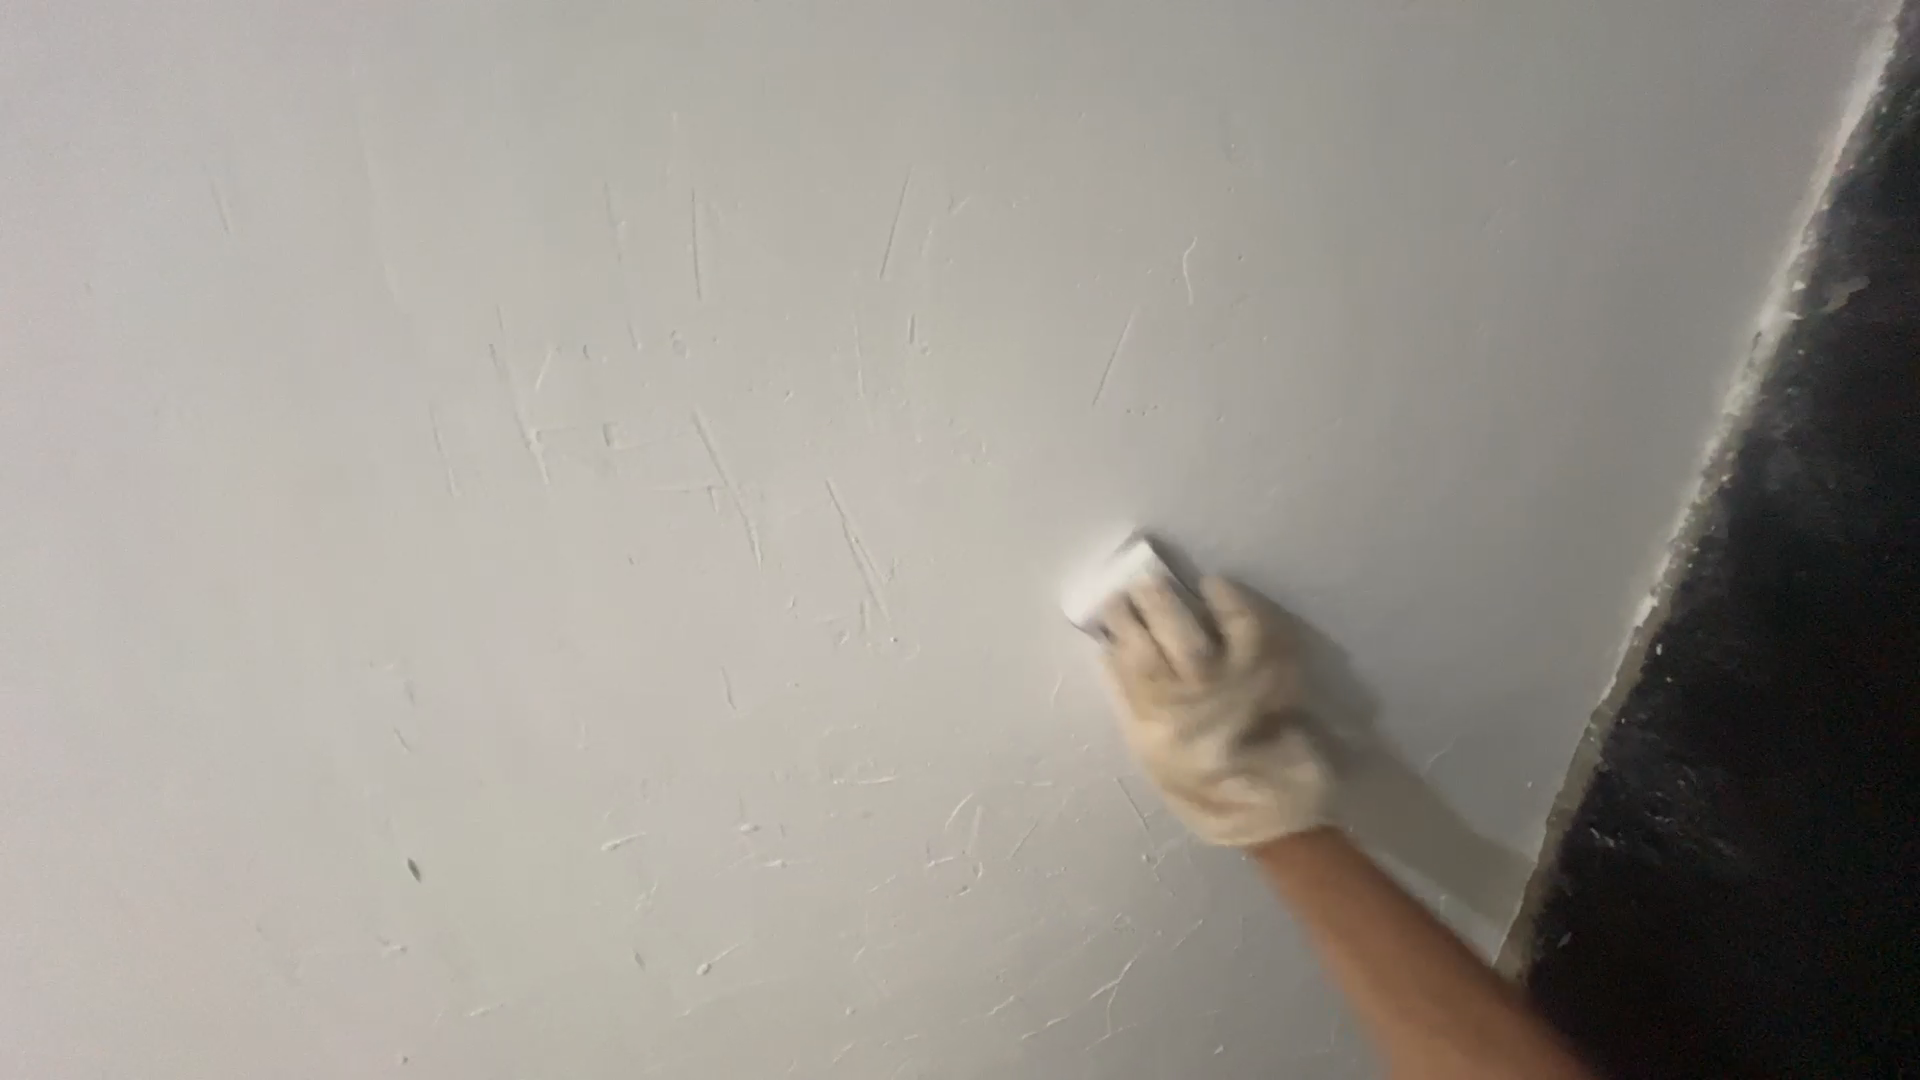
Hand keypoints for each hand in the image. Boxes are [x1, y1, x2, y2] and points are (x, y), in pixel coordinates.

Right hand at [1099, 576, 1330, 846]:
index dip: (1117, 628)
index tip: (1109, 605)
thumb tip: (1109, 643)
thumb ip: (1128, 697)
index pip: (1127, 666)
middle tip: (1131, 586)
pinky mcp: (1268, 676)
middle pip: (1151, 651)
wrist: (1270, 803)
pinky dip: (1228, 602)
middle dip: (1135, 611)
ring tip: (1158, 582)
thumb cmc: (1199, 779)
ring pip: (1191, 641)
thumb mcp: (1149, 747)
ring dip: (1169, 603)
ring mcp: (1228, 693)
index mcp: (1153, 729)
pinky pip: (1246, 631)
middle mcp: (1186, 712)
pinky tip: (1213, 586)